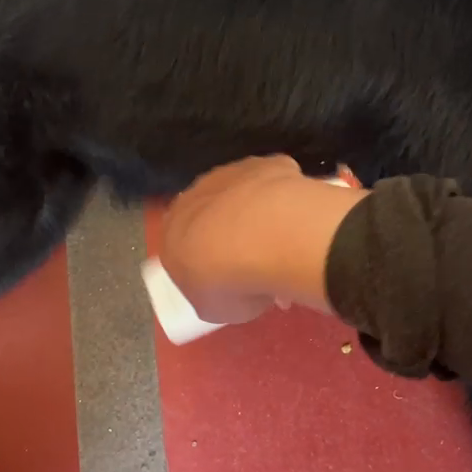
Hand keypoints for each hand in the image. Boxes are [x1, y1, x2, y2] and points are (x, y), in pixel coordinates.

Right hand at [158, 155, 367, 324]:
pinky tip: (298, 218)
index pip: (181, 245)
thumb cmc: (229, 281)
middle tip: (257, 264)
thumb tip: (226, 290)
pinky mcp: (266, 164)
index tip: (225, 279)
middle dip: (231, 235)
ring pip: (243, 195)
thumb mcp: (212, 307)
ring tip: (285, 245)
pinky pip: (274, 182)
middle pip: (211, 215)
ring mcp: (232, 174)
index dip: (203, 261)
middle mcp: (195, 196)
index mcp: (172, 233)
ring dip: (258, 214)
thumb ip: (212, 294)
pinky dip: (284, 197)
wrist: (266, 237)